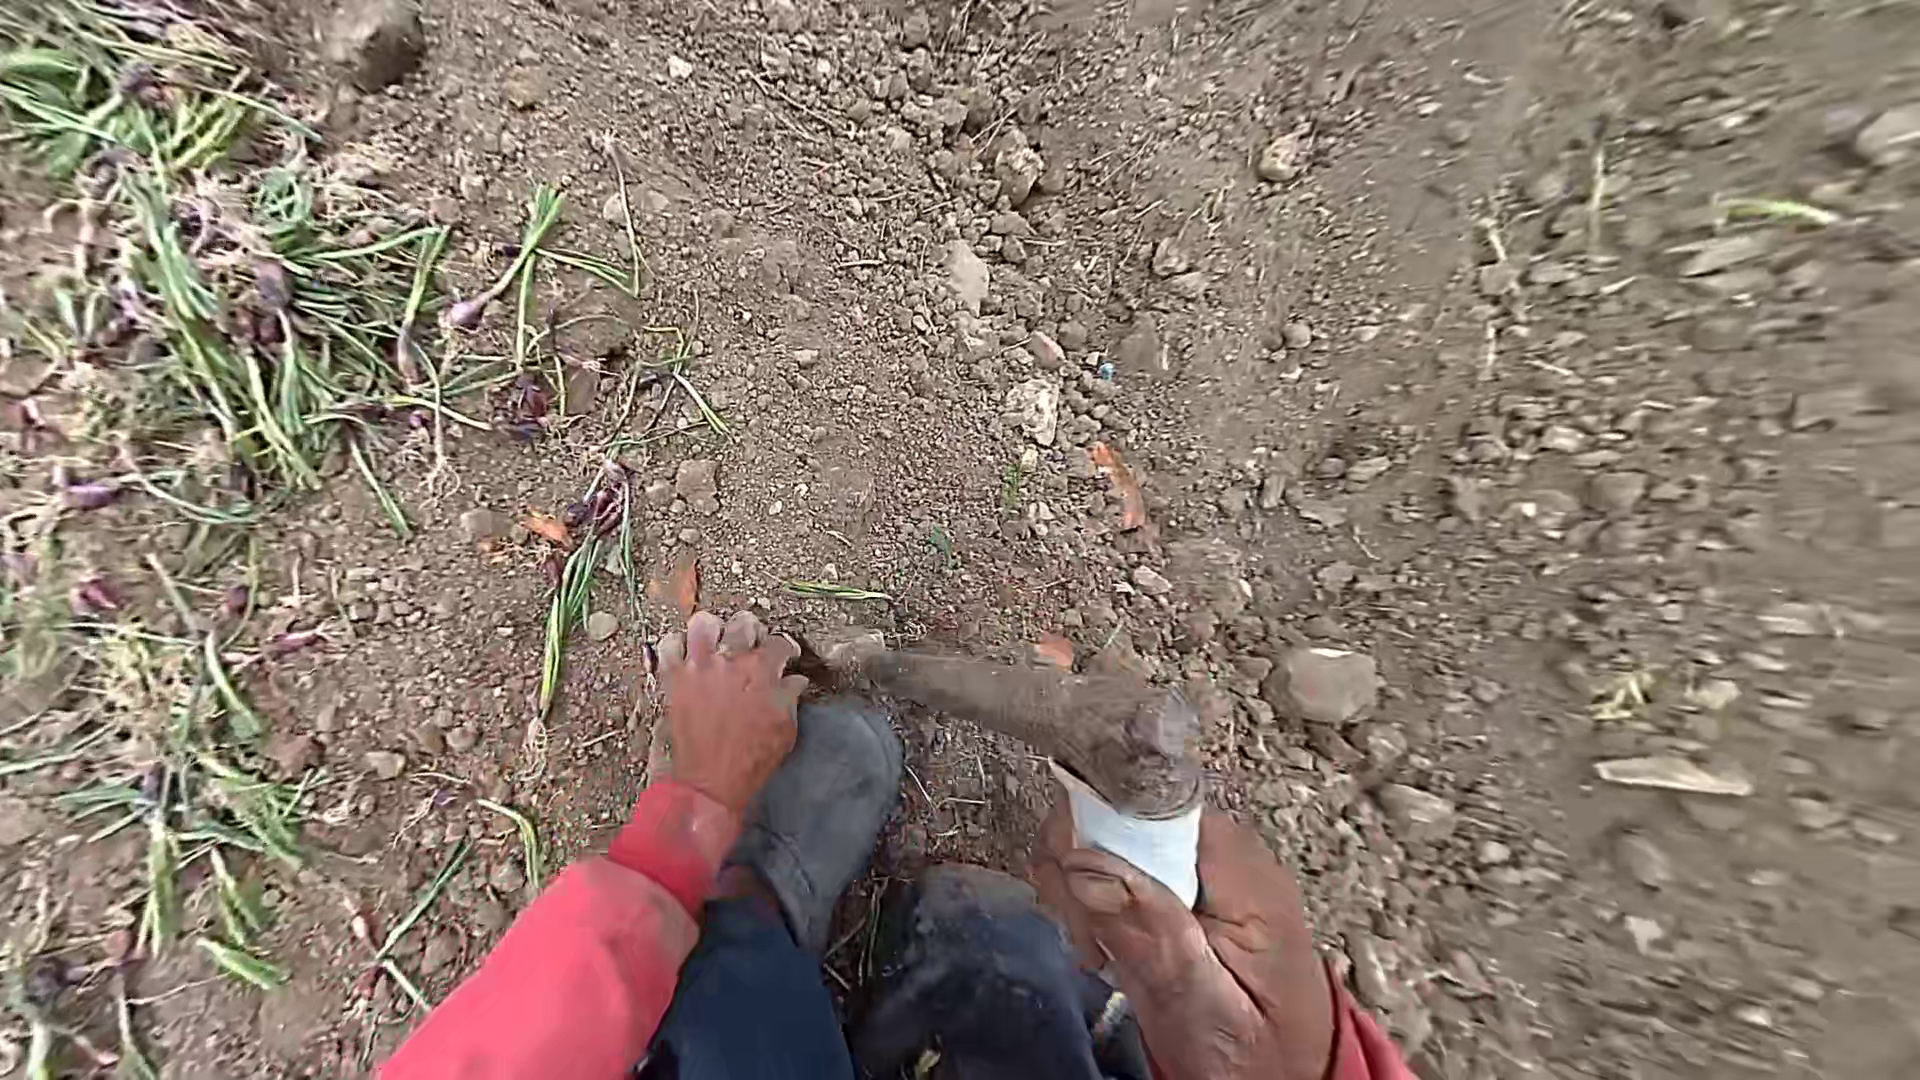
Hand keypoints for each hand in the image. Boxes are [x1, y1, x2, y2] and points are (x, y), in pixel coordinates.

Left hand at [652, 610, 807, 813]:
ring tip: (717, 643)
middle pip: (744, 623)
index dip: (786, 649)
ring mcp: (699, 668)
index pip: (780, 642)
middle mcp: (730, 661)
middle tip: (751, 646)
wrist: (711, 782)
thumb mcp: (786, 727)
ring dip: (713, 630)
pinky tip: (687, 656)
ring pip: (704, 624)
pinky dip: (677, 647)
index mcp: (762, 671)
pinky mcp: (675, 680)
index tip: (786, 656)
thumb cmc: (752, 757)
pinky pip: (668, 647)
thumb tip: (794, 679)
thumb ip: (790, 696)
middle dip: (752, 632)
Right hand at [1030, 798, 1336, 1079]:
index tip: (1079, 891)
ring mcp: (1183, 849)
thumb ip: (1154, 937)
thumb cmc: (1259, 1052)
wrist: (1278, 1072)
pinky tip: (1099, 936)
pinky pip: (1099, 849)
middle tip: (1089, 933)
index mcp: (1233, 858)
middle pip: (1110, 805)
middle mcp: (1207, 838)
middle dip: (1079, 865)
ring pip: (1094, 825)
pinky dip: (1082, 891)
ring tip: (1096, 943)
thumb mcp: (1210, 1009)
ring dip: (1076, 884)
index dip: (1093, 830)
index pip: (1141, 795)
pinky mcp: (1163, 865)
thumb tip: (1085, 865)